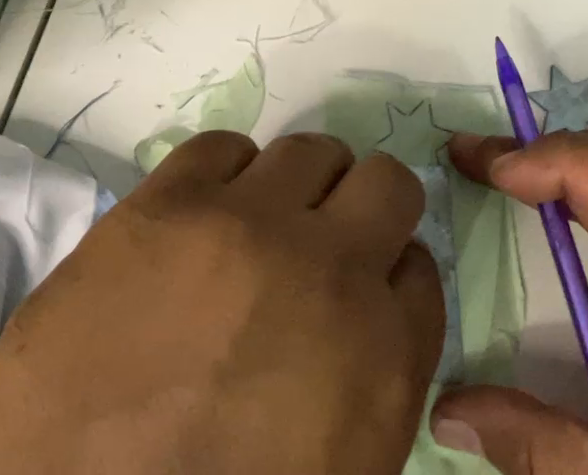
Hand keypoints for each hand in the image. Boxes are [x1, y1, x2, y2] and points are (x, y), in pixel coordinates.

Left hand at [0, 130, 444, 474]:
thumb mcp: (338, 466)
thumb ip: (380, 375)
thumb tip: (379, 305)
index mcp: (381, 356)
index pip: (421, 269)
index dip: (391, 270)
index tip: (363, 279)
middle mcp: (327, 272)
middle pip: (388, 186)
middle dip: (366, 208)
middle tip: (322, 237)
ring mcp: (244, 226)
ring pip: (313, 150)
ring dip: (301, 184)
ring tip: (262, 219)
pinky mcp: (166, 202)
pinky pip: (225, 145)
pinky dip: (230, 171)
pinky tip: (207, 208)